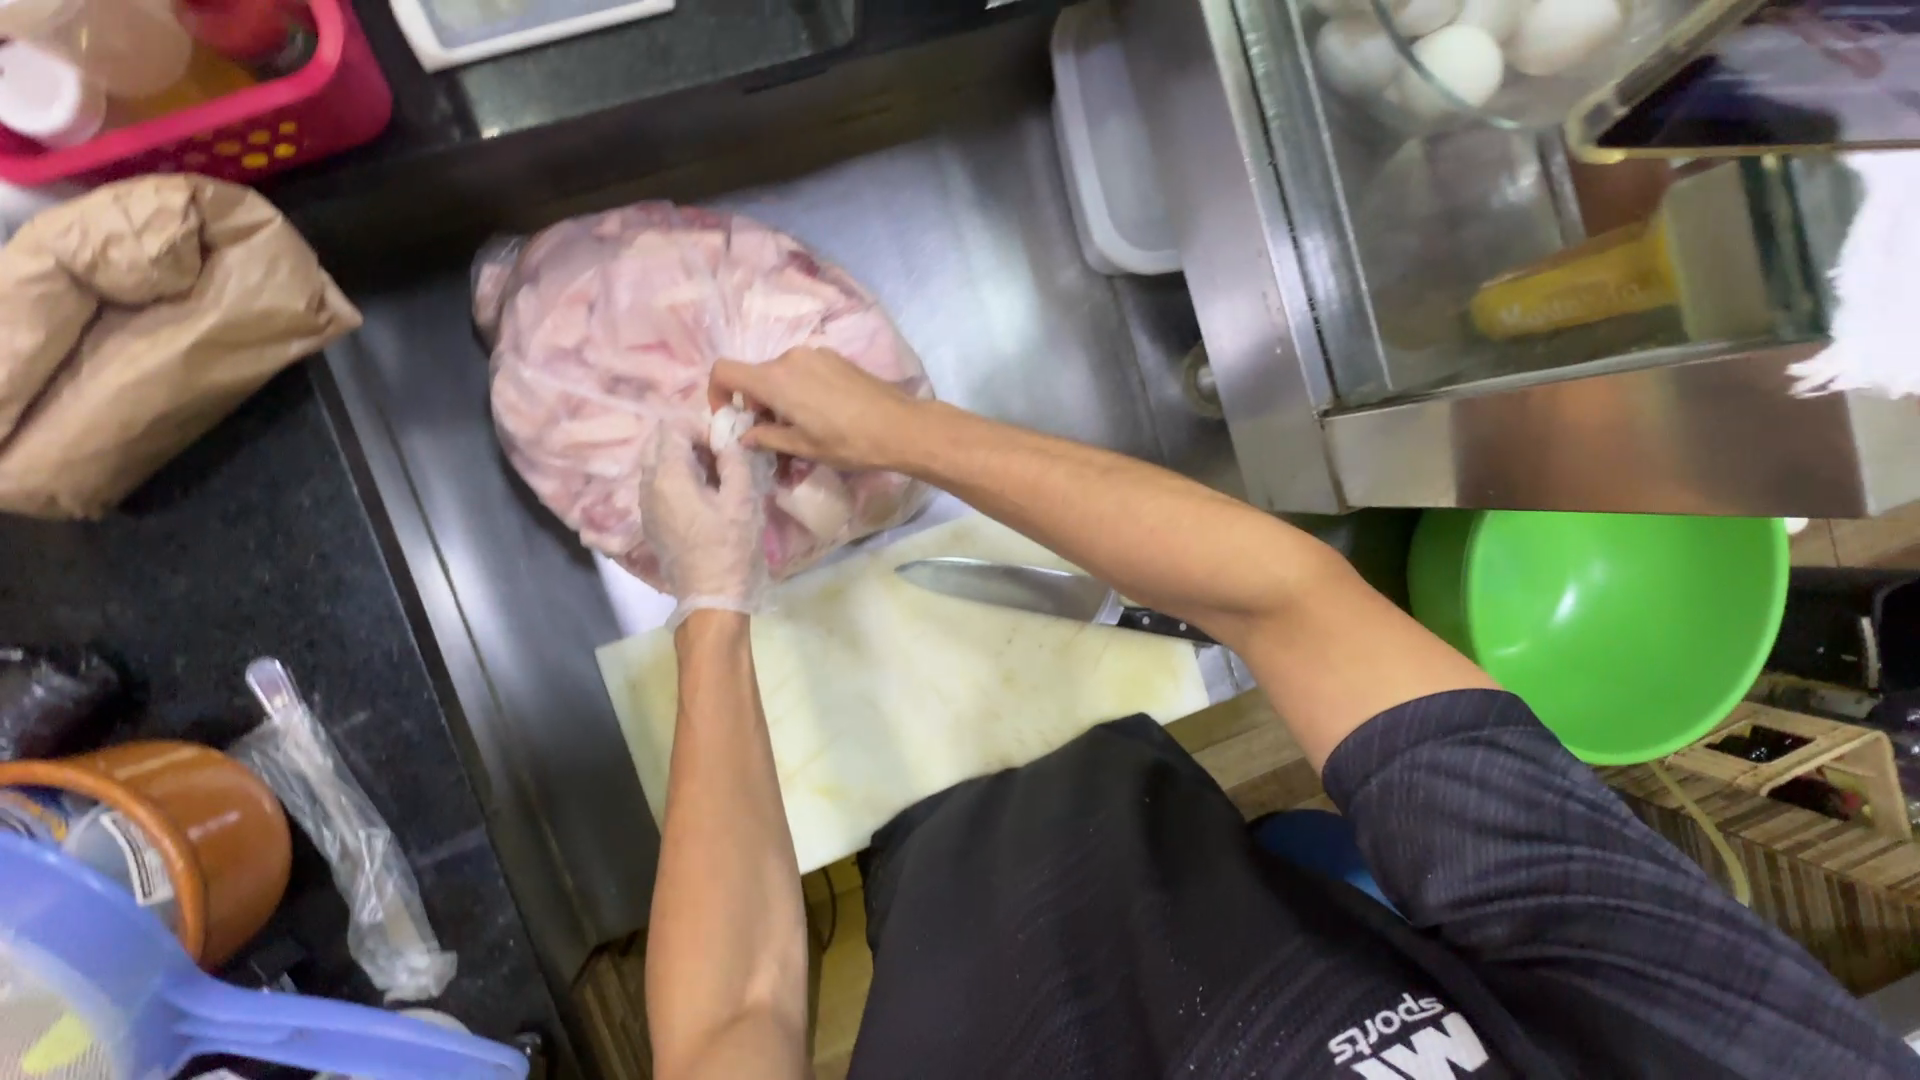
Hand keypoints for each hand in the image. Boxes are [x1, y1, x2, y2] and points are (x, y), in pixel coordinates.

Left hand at [642, 423, 770, 623]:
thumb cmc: (730, 547)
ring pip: (657, 464)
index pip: (672, 427)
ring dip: (684, 460)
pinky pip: (659, 485)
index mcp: (668, 476)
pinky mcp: (652, 522)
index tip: (724, 444)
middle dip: (688, 440)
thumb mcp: (742, 501)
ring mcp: (646, 505)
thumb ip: (734, 461)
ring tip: (716, 477)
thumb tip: (728, 441)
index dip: (700, 427)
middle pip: (659, 442)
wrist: (711, 596)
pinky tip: (704, 497)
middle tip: (719, 456)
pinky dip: (678, 479)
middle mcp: (648, 486)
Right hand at [710, 347, 924, 471]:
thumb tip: (744, 436)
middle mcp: (790, 357)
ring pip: (781, 374)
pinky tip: (822, 414)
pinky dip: (799, 389)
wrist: (900, 426)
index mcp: (775, 379)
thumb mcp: (802, 447)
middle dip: (755, 404)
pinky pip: (803, 371)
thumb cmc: (848, 441)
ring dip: (779, 398)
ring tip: (801, 428)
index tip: (732, 418)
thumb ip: (766, 438)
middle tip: (772, 435)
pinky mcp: (835, 357)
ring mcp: (815, 354)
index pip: (724, 371)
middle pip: (755, 375)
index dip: (717, 394)